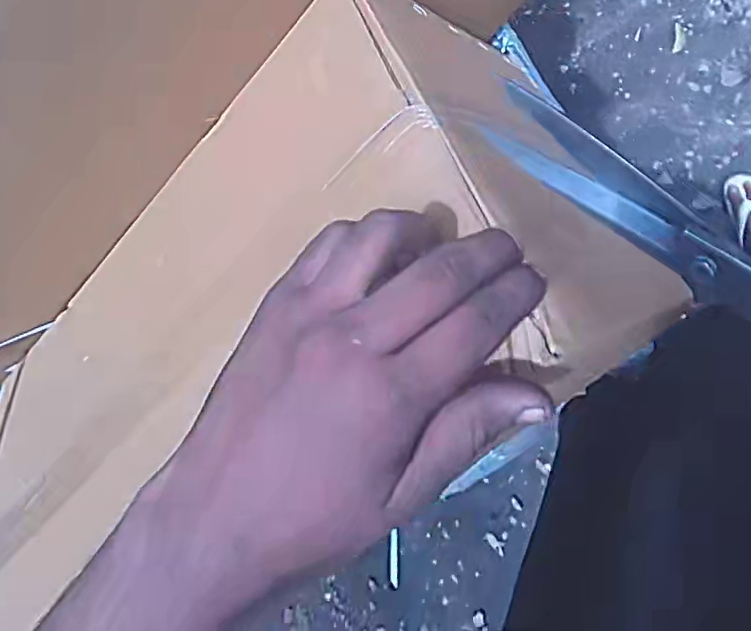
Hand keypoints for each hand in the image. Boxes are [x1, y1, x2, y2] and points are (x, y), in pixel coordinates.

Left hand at [45, 212, 551, 630]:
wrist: (211, 520)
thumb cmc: (317, 518)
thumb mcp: (403, 496)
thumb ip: (469, 432)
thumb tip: (539, 396)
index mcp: (389, 397)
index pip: (473, 324)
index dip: (513, 295)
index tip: (534, 278)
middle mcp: (353, 340)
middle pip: (439, 273)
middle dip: (487, 252)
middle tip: (510, 247)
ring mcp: (309, 310)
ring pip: (381, 235)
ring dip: (423, 229)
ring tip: (441, 245)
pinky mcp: (277, 298)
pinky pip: (330, 241)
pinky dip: (366, 235)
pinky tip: (377, 255)